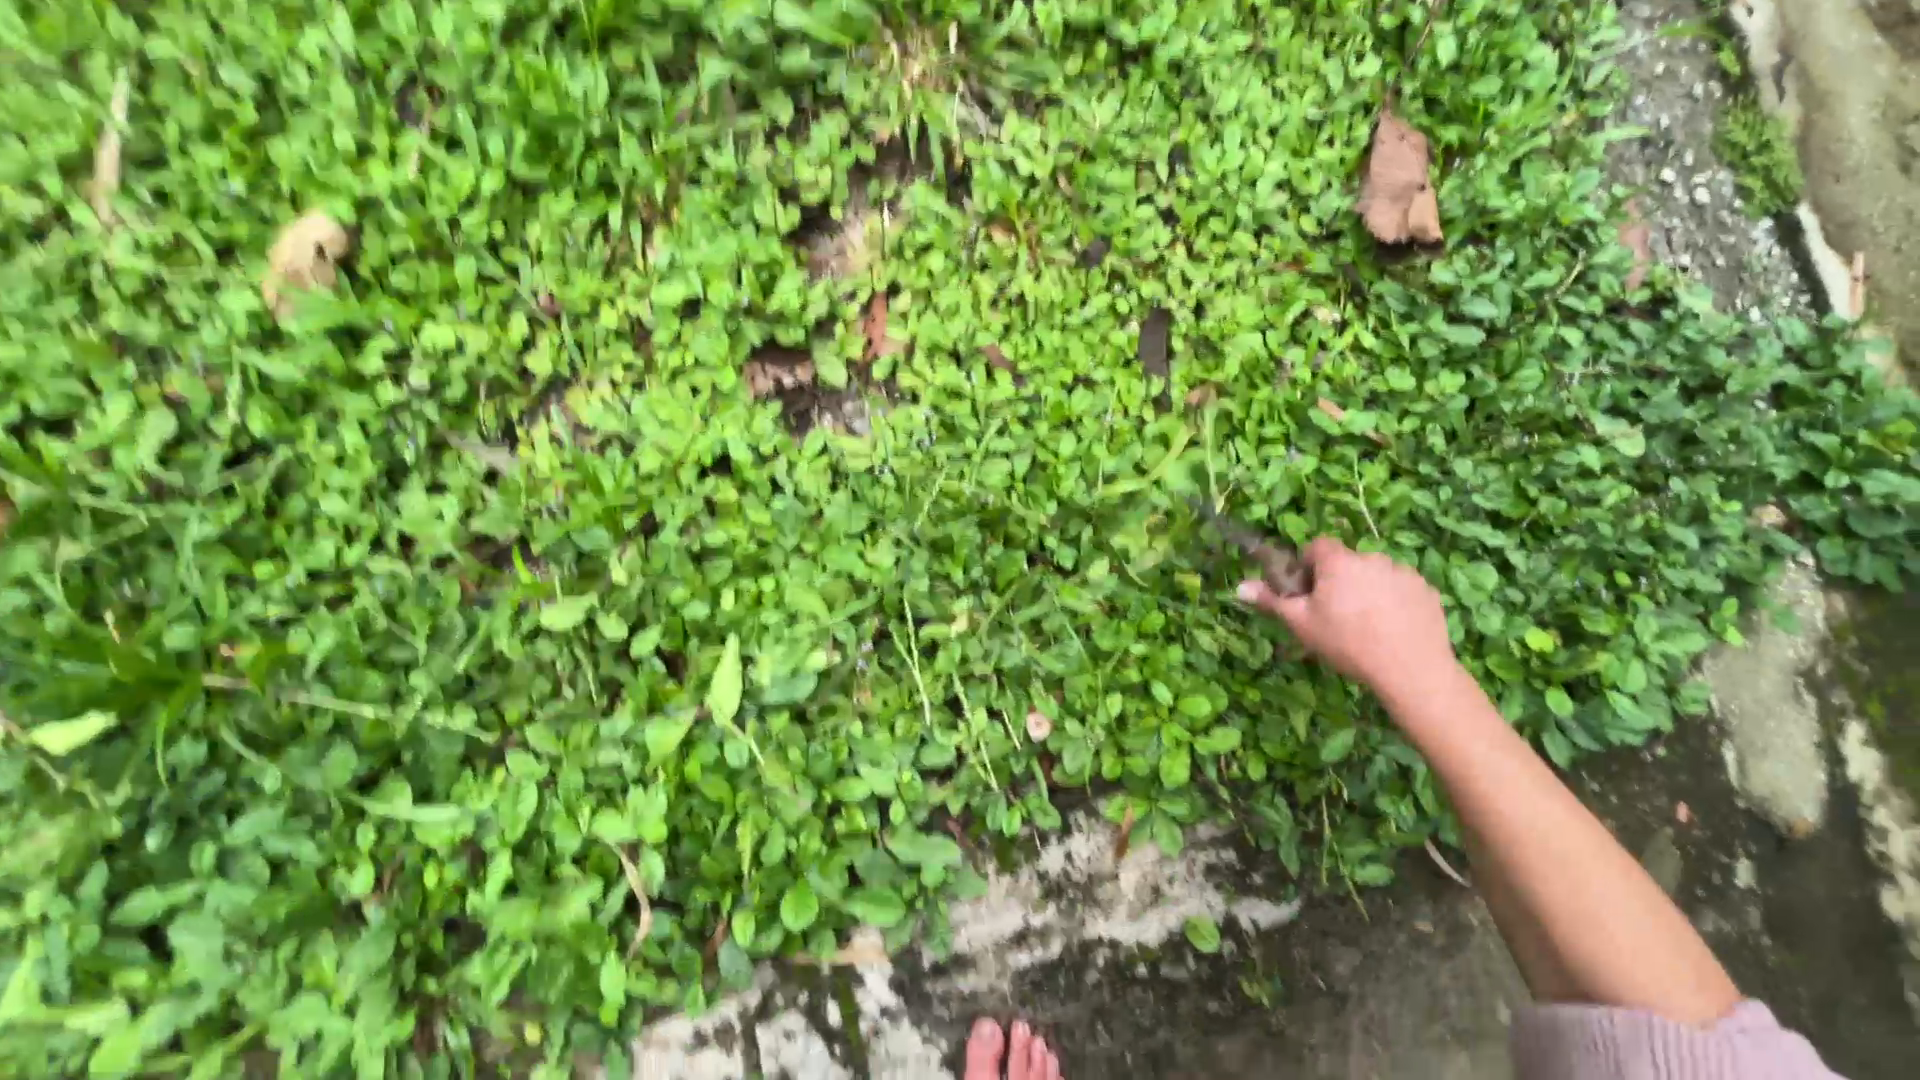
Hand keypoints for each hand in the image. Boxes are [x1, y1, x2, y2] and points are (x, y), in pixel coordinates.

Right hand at [1238, 537, 1460, 703]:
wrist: (1410, 668)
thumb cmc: (1347, 642)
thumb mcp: (1301, 624)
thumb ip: (1272, 601)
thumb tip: (1239, 586)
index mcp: (1338, 562)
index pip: (1318, 546)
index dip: (1309, 564)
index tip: (1308, 591)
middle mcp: (1372, 558)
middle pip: (1347, 562)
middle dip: (1339, 580)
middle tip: (1335, 614)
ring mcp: (1404, 572)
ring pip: (1375, 574)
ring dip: (1367, 589)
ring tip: (1366, 625)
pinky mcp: (1427, 590)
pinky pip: (1401, 588)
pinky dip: (1394, 601)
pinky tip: (1391, 628)